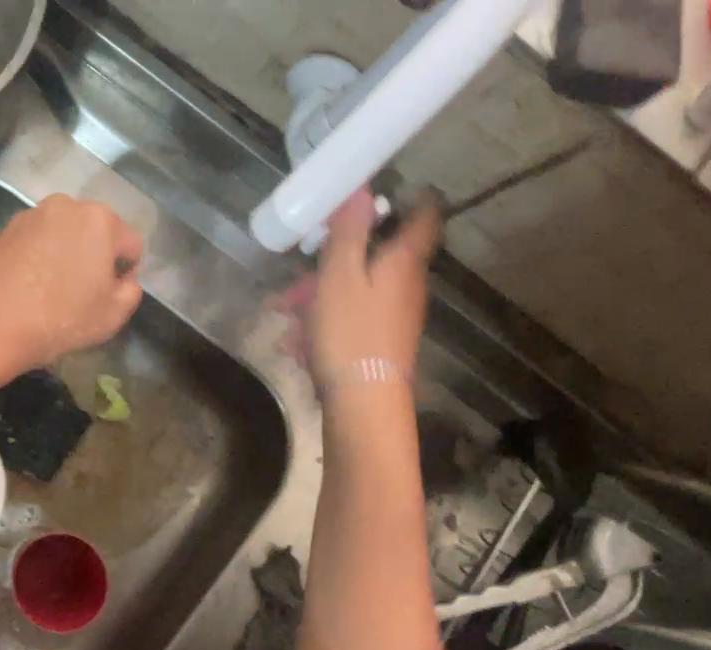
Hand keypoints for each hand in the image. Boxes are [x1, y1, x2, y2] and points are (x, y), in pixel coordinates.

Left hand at [0, 194, 144, 384]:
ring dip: (63, 255)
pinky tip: (26, 287)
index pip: (130, 244)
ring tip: (50, 291)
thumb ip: (130, 292)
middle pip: (93, 232)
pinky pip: (32, 243)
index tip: (109, 295)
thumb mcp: (111, 317)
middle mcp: (64, 206)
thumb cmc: (59, 322)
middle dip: (93, 257)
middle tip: (80, 293)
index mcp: (99, 220)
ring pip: (60, 235)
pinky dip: (35, 259)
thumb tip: (125, 280)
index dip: (125, 272)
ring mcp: (29, 216)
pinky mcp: (1, 231)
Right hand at [286, 188, 440, 393]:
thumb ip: (348, 232)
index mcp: (402, 260)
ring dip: (321, 296)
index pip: (425, 215)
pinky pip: (352, 319)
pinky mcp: (381, 343)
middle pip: (377, 256)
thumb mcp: (339, 277)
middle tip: (301, 269)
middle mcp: (407, 284)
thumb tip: (363, 188)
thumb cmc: (350, 333)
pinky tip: (296, 344)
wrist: (363, 400)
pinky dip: (326, 323)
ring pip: (358, 290)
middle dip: (337, 258)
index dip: (413, 198)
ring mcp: (395, 316)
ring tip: (285, 315)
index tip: (388, 193)